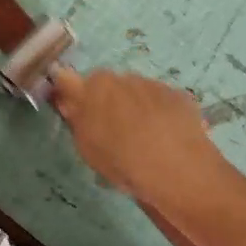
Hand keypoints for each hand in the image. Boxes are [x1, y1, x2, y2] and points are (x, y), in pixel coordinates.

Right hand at [51, 66, 223, 202]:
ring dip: (134, 105)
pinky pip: (159, 98)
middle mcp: (119, 77)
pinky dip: (159, 111)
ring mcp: (150, 83)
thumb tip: (70, 104)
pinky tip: (166, 135)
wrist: (177, 167)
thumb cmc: (123, 162)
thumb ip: (76, 121)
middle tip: (113, 130)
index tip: (73, 108)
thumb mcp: (88, 149)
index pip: (68, 80)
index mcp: (91, 89)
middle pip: (105, 85)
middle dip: (106, 101)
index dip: (70, 93)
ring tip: (145, 136)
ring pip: (134, 90)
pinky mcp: (176, 93)